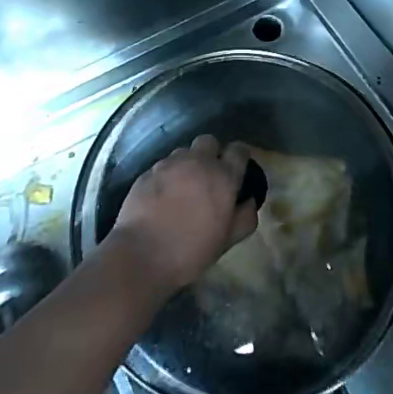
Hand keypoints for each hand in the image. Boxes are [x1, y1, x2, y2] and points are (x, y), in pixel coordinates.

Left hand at [107, 134, 259, 291]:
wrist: (143, 252)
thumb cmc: (192, 250)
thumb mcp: (227, 240)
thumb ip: (244, 217)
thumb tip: (249, 201)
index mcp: (223, 176)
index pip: (238, 150)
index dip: (240, 156)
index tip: (238, 168)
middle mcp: (197, 162)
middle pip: (209, 141)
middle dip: (212, 153)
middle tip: (210, 177)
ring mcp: (169, 163)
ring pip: (184, 152)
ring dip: (188, 164)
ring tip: (184, 187)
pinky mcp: (148, 170)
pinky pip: (164, 165)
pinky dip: (168, 175)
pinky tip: (164, 196)